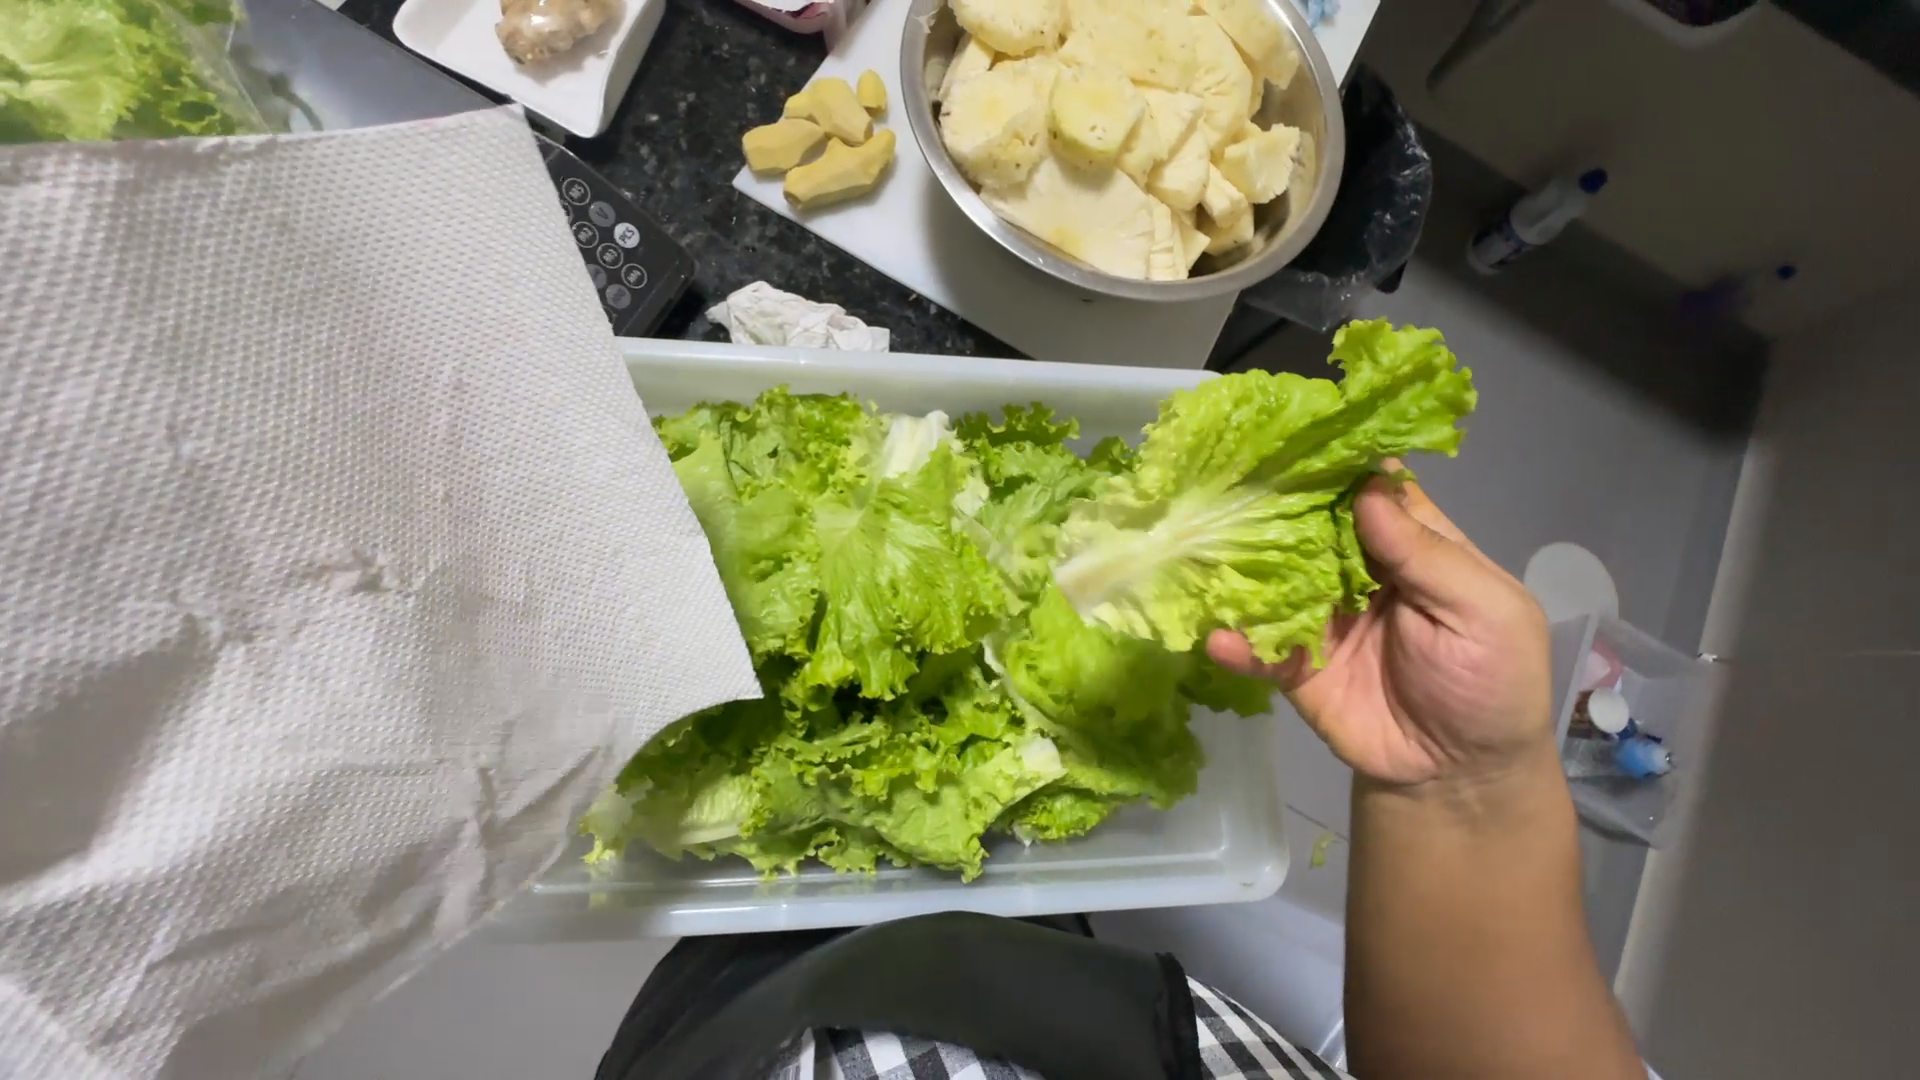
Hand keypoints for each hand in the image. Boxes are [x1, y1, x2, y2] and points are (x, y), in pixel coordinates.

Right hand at [1208, 468, 1553, 789]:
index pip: (1369, 491)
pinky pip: (1257, 647)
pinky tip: (1218, 639)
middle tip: (1223, 484)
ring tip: (1199, 554)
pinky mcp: (1290, 662)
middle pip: (1307, 526)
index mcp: (1411, 547)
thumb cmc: (1489, 683)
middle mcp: (1356, 570)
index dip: (1336, 466)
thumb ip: (1427, 555)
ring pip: (1271, 578)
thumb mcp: (1484, 613)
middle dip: (1271, 506)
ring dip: (1238, 567)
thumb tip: (1366, 490)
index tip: (1290, 440)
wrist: (1457, 774)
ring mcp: (1318, 614)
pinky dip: (1235, 643)